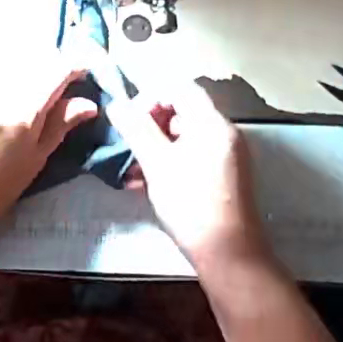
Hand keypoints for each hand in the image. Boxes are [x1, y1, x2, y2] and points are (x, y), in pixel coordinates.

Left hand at [0, 45, 99, 227]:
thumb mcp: (34, 161)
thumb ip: (59, 125)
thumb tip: (88, 103)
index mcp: (22, 113)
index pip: (55, 69)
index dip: (73, 67)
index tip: (79, 75)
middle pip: (31, 54)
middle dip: (49, 60)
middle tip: (55, 77)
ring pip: (4, 51)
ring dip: (22, 56)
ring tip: (28, 73)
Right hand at [104, 76, 273, 274]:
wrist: (227, 253)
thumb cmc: (190, 203)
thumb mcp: (156, 163)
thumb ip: (135, 129)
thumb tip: (116, 104)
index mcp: (212, 124)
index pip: (180, 88)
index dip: (150, 96)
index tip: (129, 119)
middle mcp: (223, 133)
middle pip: (181, 110)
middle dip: (149, 123)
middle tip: (128, 145)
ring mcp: (224, 155)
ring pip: (182, 135)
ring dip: (154, 145)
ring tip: (132, 169)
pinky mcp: (220, 175)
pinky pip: (190, 154)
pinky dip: (167, 160)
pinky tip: (145, 182)